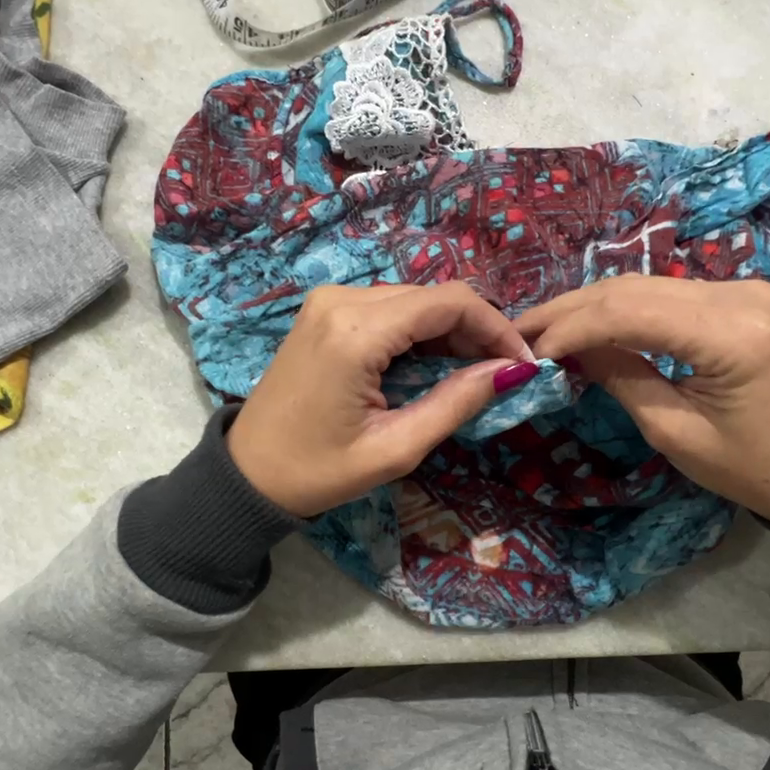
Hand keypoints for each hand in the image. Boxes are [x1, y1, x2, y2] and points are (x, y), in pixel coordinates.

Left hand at [229, 283, 534, 516]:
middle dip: (475, 331)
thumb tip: (511, 372)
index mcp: (356, 331)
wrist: (247, 474)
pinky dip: (418, 332)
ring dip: (448, 331)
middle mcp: (341, 299)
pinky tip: (433, 365)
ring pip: (412, 300)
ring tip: (472, 374)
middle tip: (501, 375)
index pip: (449, 303)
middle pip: (432, 296)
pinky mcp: (322, 312)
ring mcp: (327, 301)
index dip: (496, 328)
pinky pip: (387, 308)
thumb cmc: (317, 472)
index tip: (522, 364)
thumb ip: (455, 403)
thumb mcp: (394, 448)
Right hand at [515, 275, 769, 524]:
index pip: (628, 311)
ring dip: (588, 307)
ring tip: (540, 329)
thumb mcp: (674, 433)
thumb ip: (620, 378)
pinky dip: (618, 310)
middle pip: (631, 289)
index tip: (525, 348)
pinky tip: (584, 324)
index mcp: (730, 335)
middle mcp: (739, 295)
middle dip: (569, 310)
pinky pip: (663, 295)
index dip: (569, 326)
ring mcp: (741, 290)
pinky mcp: (737, 297)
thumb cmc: (750, 468)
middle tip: (517, 332)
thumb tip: (564, 348)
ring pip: (642, 286)